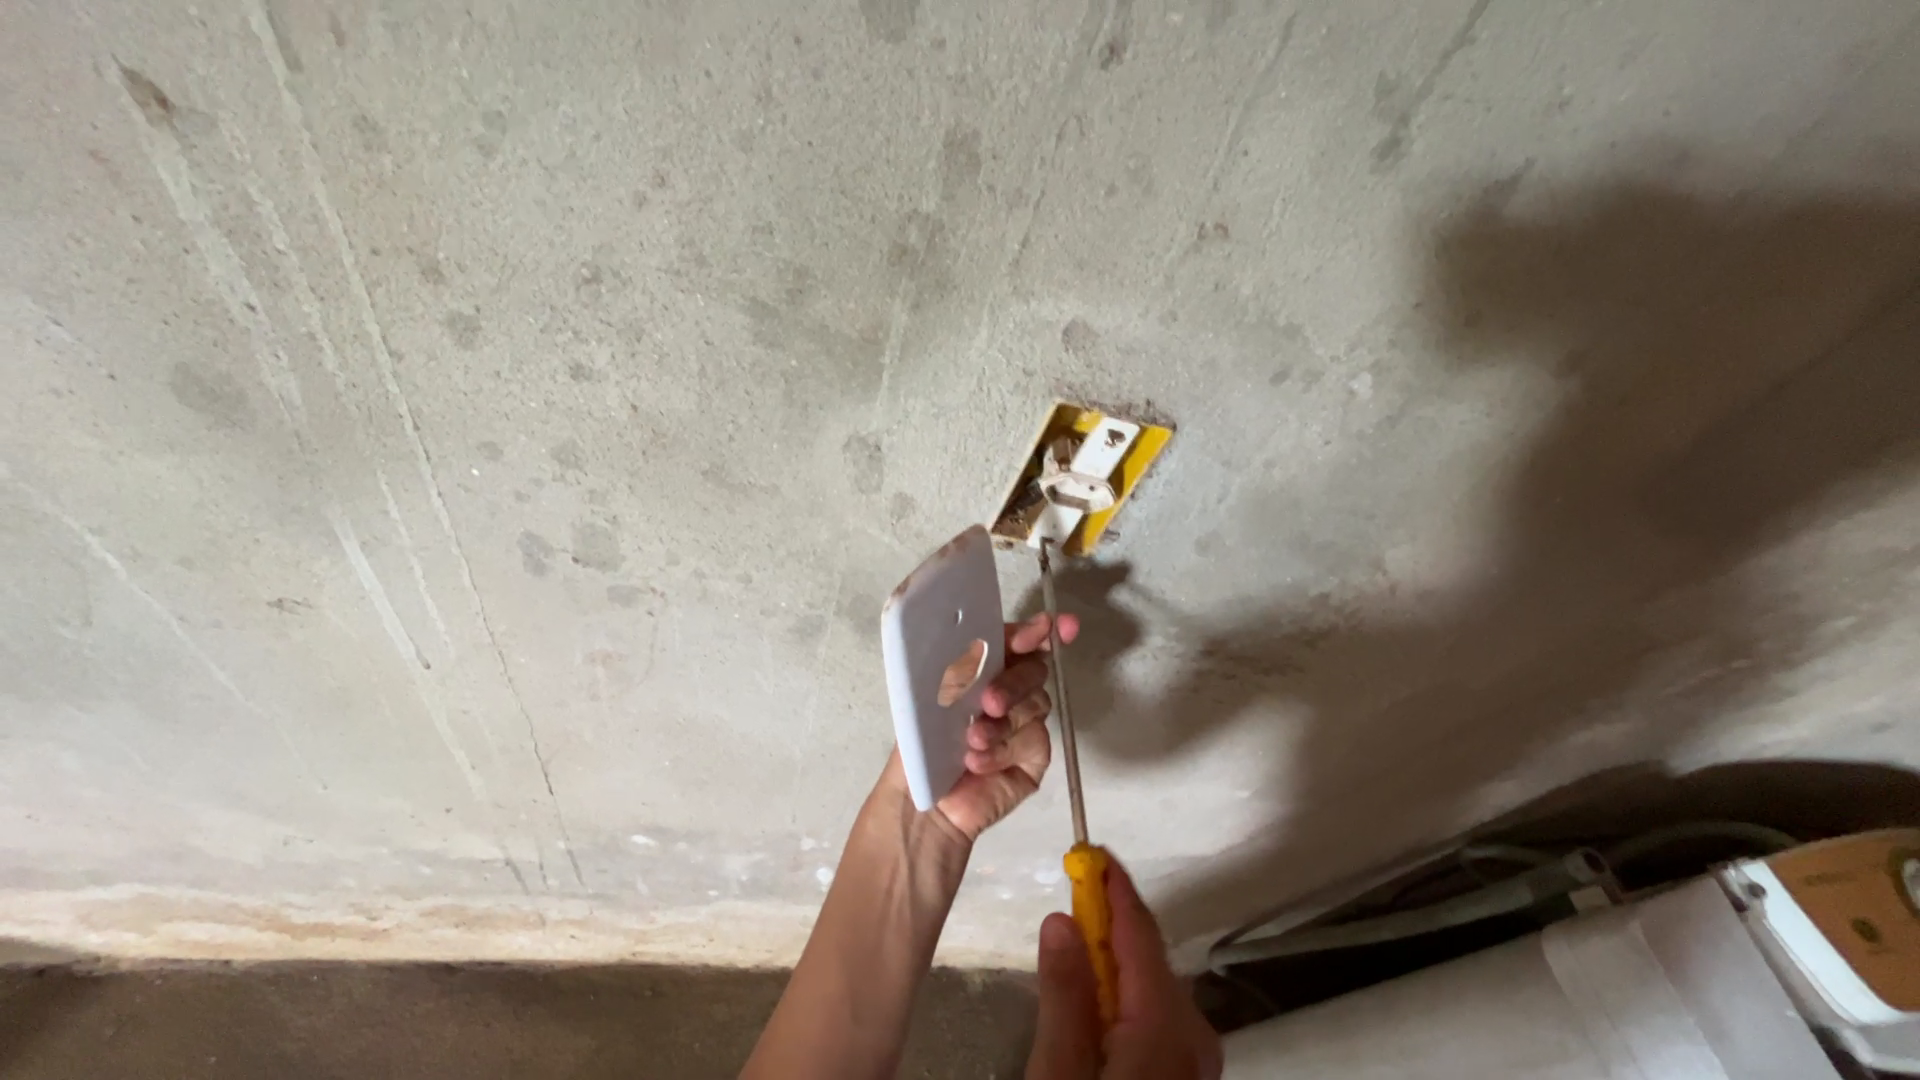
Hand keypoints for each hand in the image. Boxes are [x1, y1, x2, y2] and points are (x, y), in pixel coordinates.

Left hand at [928, 612, 1078, 842]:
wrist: (922, 803)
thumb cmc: (920, 745)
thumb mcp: (932, 697)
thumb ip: (960, 666)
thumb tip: (984, 641)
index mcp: (985, 670)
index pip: (1017, 642)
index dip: (1034, 631)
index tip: (1045, 626)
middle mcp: (1011, 692)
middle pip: (1033, 670)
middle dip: (1014, 681)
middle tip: (990, 701)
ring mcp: (1026, 724)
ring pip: (1035, 705)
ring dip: (1002, 722)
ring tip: (972, 740)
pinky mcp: (1033, 757)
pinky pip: (1032, 741)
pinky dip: (1002, 750)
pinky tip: (976, 762)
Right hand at [1026, 859, 1222, 1079]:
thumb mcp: (1060, 1072)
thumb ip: (1064, 995)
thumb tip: (1062, 919)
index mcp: (1166, 1023)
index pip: (1139, 932)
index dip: (1113, 886)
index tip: (1090, 849)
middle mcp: (1195, 1031)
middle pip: (1148, 956)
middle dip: (1107, 923)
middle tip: (1070, 895)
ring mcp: (1198, 1058)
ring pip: (1152, 984)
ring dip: (1113, 961)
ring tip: (1073, 952)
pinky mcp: (1189, 1074)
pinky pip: (1157, 1013)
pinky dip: (1126, 994)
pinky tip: (1097, 1003)